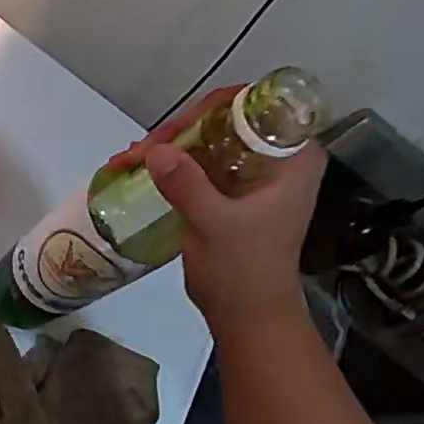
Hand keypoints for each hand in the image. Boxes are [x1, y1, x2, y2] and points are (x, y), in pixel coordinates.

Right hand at [107, 86, 325, 332]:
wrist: (248, 316)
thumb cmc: (242, 273)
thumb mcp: (214, 225)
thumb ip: (187, 185)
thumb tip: (155, 150)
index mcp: (293, 156)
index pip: (253, 107)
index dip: (208, 112)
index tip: (169, 133)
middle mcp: (280, 157)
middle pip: (227, 121)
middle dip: (179, 132)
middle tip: (139, 152)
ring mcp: (257, 175)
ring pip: (211, 142)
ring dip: (171, 148)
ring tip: (130, 160)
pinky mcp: (237, 193)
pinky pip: (205, 165)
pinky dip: (176, 166)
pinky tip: (144, 171)